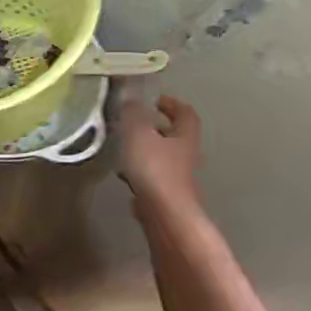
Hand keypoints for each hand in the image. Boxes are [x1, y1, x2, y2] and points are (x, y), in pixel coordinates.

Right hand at [119, 93, 202, 217]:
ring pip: (163, 155)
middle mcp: (186, 154)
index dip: (172, 103)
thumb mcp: (139, 134)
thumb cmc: (154, 168)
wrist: (164, 211)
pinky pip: (153, 173)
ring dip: (147, 148)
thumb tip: (131, 98)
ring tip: (124, 146)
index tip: (154, 100)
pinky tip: (124, 172)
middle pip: (175, 135)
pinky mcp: (166, 192)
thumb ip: (134, 114)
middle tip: (135, 122)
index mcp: (185, 136)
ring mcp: (177, 175)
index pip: (185, 113)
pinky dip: (141, 168)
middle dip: (157, 127)